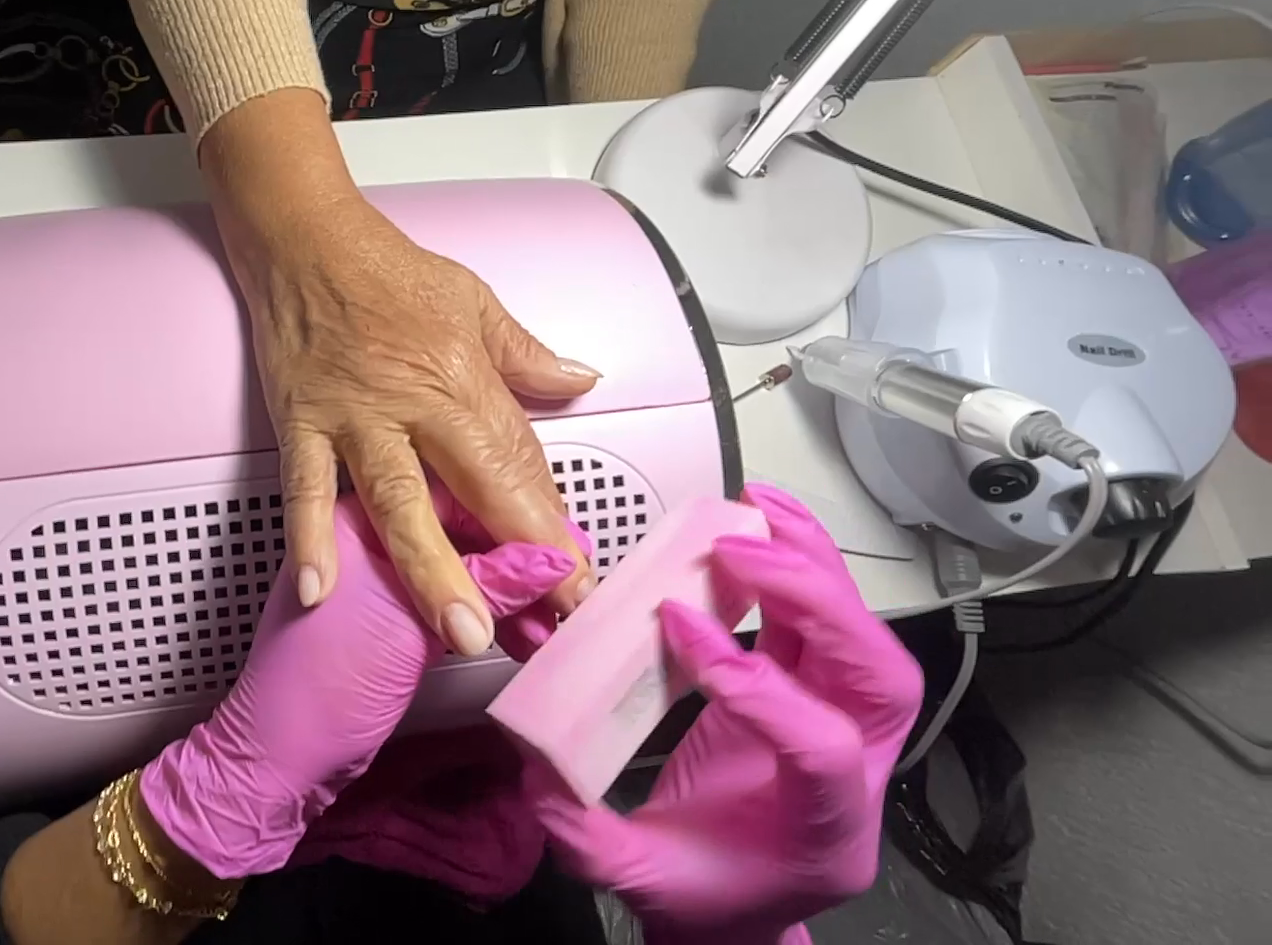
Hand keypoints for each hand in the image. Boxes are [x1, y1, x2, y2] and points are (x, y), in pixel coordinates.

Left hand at [140, 485, 576, 879]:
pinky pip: (454, 590)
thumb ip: (481, 585)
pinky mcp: (392, 605)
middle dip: (523, 561)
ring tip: (554, 619)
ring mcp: (380, 567)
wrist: (275, 757)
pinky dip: (490, 605)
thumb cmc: (317, 689)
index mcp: (357, 515)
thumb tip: (553, 560)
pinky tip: (524, 620)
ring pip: (466, 559)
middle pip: (464, 526)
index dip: (517, 527)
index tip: (567, 562)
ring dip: (513, 588)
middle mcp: (369, 529)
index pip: (453, 498)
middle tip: (570, 597)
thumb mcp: (403, 629)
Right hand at [201, 91, 597, 660]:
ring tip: (455, 630)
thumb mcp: (474, 300)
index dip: (548, 523)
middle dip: (508, 560)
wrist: (306, 241)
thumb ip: (527, 354)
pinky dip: (310, 537)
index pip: (517, 462)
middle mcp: (412, 404)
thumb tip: (580, 381)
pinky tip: (320, 591)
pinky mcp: (301, 423)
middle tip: (539, 627)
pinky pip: (306, 487)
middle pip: (469, 489)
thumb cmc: (388, 270)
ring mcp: (353, 418)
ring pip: (395, 501)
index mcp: (462, 377)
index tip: (574, 576)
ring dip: (428, 567)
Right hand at [525, 485, 923, 944]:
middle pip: (876, 677)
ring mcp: (847, 729)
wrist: (739, 905)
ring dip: (813, 563)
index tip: (674, 624)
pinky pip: (825, 624)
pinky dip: (802, 566)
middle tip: (738, 546)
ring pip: (862, 638)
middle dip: (814, 600)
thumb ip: (583, 833)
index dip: (748, 677)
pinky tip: (766, 525)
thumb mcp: (637, 879)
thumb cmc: (701, 896)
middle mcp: (857, 775)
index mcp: (820, 830)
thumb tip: (537, 758)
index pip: (819, 745)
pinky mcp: (814, 693)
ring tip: (761, 508)